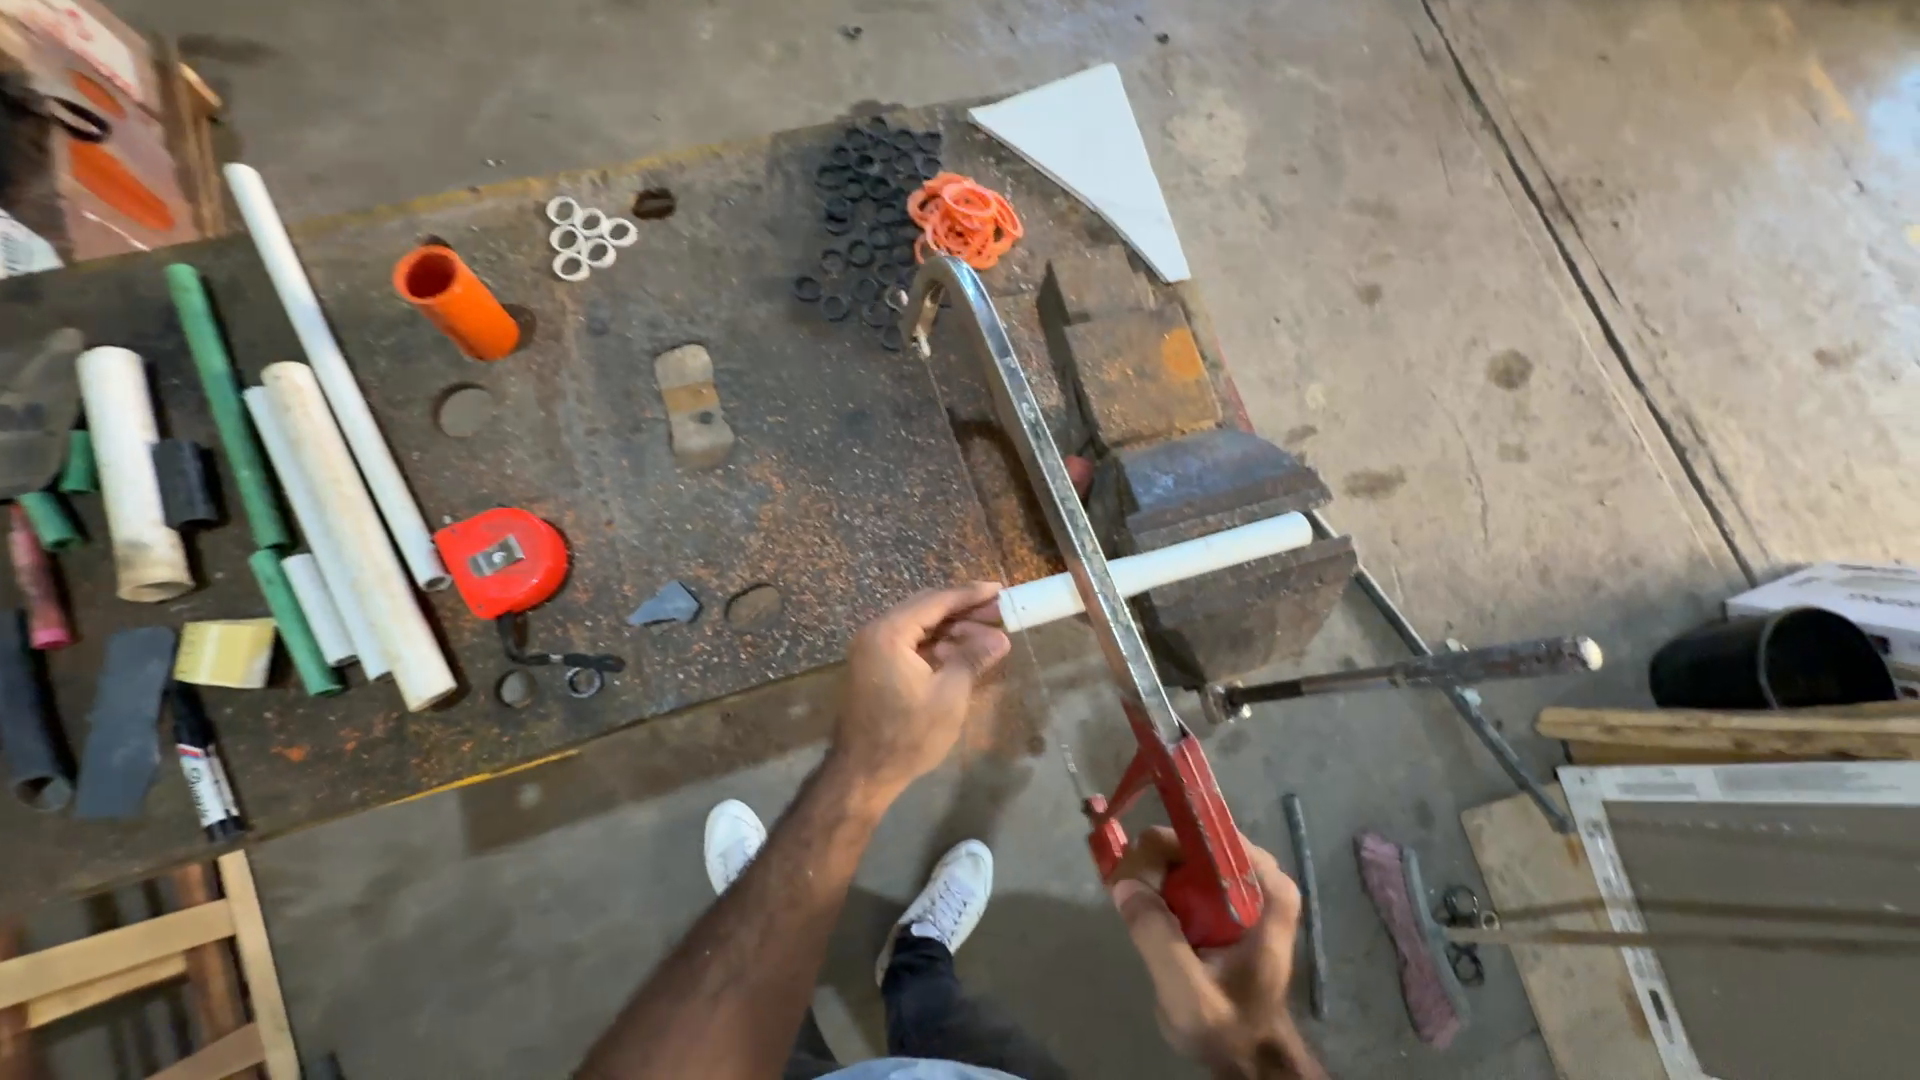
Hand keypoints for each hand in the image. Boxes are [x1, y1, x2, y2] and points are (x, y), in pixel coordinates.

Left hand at [829, 582, 1010, 805]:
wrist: (863, 773)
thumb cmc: (908, 735)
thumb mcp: (949, 695)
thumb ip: (973, 658)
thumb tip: (1000, 638)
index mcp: (889, 633)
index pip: (936, 601)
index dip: (970, 595)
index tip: (1000, 590)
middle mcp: (875, 632)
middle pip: (925, 609)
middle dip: (963, 611)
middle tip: (999, 612)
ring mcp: (871, 649)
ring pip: (918, 627)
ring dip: (951, 630)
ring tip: (987, 637)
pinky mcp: (874, 666)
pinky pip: (909, 644)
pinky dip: (935, 646)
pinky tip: (961, 654)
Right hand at [1110, 829, 1323, 1079]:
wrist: (1249, 1058)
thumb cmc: (1229, 1026)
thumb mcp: (1188, 991)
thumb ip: (1158, 937)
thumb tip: (1123, 882)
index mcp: (1268, 895)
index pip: (1222, 838)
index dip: (1179, 836)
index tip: (1139, 853)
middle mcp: (1258, 883)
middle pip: (1200, 841)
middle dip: (1159, 855)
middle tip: (1126, 882)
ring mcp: (1241, 891)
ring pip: (1189, 854)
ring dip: (1154, 868)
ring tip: (1129, 894)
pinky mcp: (1223, 904)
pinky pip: (1186, 874)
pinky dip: (1159, 881)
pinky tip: (1140, 903)